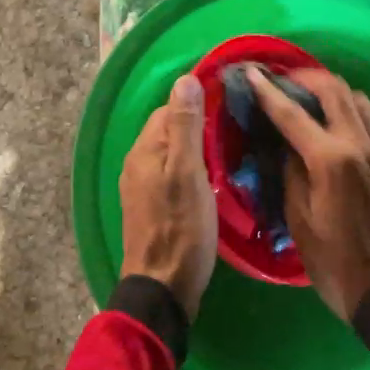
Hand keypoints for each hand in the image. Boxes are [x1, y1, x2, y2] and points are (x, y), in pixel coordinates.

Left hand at [118, 74, 216, 318]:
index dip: (196, 104)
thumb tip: (185, 79)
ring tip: (227, 153)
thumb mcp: (188, 173)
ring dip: (194, 149)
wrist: (163, 289)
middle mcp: (136, 163)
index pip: (168, 109)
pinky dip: (189, 170)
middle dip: (196, 125)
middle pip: (168, 130)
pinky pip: (169, 175)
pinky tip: (210, 181)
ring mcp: (140, 188)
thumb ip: (186, 127)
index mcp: (144, 150)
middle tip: (233, 130)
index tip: (228, 106)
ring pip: (169, 154)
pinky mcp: (149, 208)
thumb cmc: (180, 229)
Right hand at [248, 67, 369, 321]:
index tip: (250, 72)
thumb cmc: (333, 261)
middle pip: (331, 89)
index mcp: (330, 160)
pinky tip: (331, 119)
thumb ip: (289, 171)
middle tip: (280, 80)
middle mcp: (357, 144)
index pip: (292, 113)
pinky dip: (347, 106)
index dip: (267, 91)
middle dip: (303, 77)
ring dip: (328, 88)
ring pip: (355, 97)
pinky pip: (368, 118)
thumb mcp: (298, 218)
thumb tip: (282, 142)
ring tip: (305, 95)